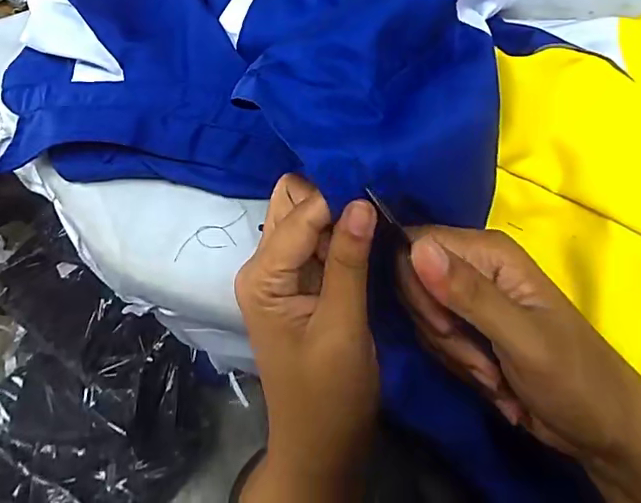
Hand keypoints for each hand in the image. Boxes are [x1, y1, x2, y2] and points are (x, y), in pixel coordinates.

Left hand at [234, 174, 377, 501]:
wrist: (321, 450)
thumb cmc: (330, 398)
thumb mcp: (343, 330)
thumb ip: (349, 263)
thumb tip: (361, 201)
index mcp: (263, 274)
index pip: (300, 213)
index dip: (337, 199)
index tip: (377, 190)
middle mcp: (263, 264)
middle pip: (291, 201)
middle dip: (330, 197)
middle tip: (372, 207)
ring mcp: (279, 271)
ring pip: (303, 215)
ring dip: (336, 213)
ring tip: (374, 219)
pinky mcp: (298, 282)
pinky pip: (315, 240)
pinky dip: (339, 233)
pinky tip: (366, 236)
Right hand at [396, 226, 640, 460]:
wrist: (609, 434)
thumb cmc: (576, 380)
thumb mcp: (524, 340)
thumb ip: (469, 294)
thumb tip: (417, 247)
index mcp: (489, 251)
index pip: (416, 244)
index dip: (418, 285)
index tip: (446, 326)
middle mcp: (475, 264)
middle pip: (415, 279)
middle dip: (439, 328)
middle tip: (480, 358)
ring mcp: (471, 296)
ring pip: (423, 312)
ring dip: (452, 352)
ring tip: (494, 374)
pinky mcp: (470, 325)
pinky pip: (435, 335)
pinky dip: (457, 363)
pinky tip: (492, 380)